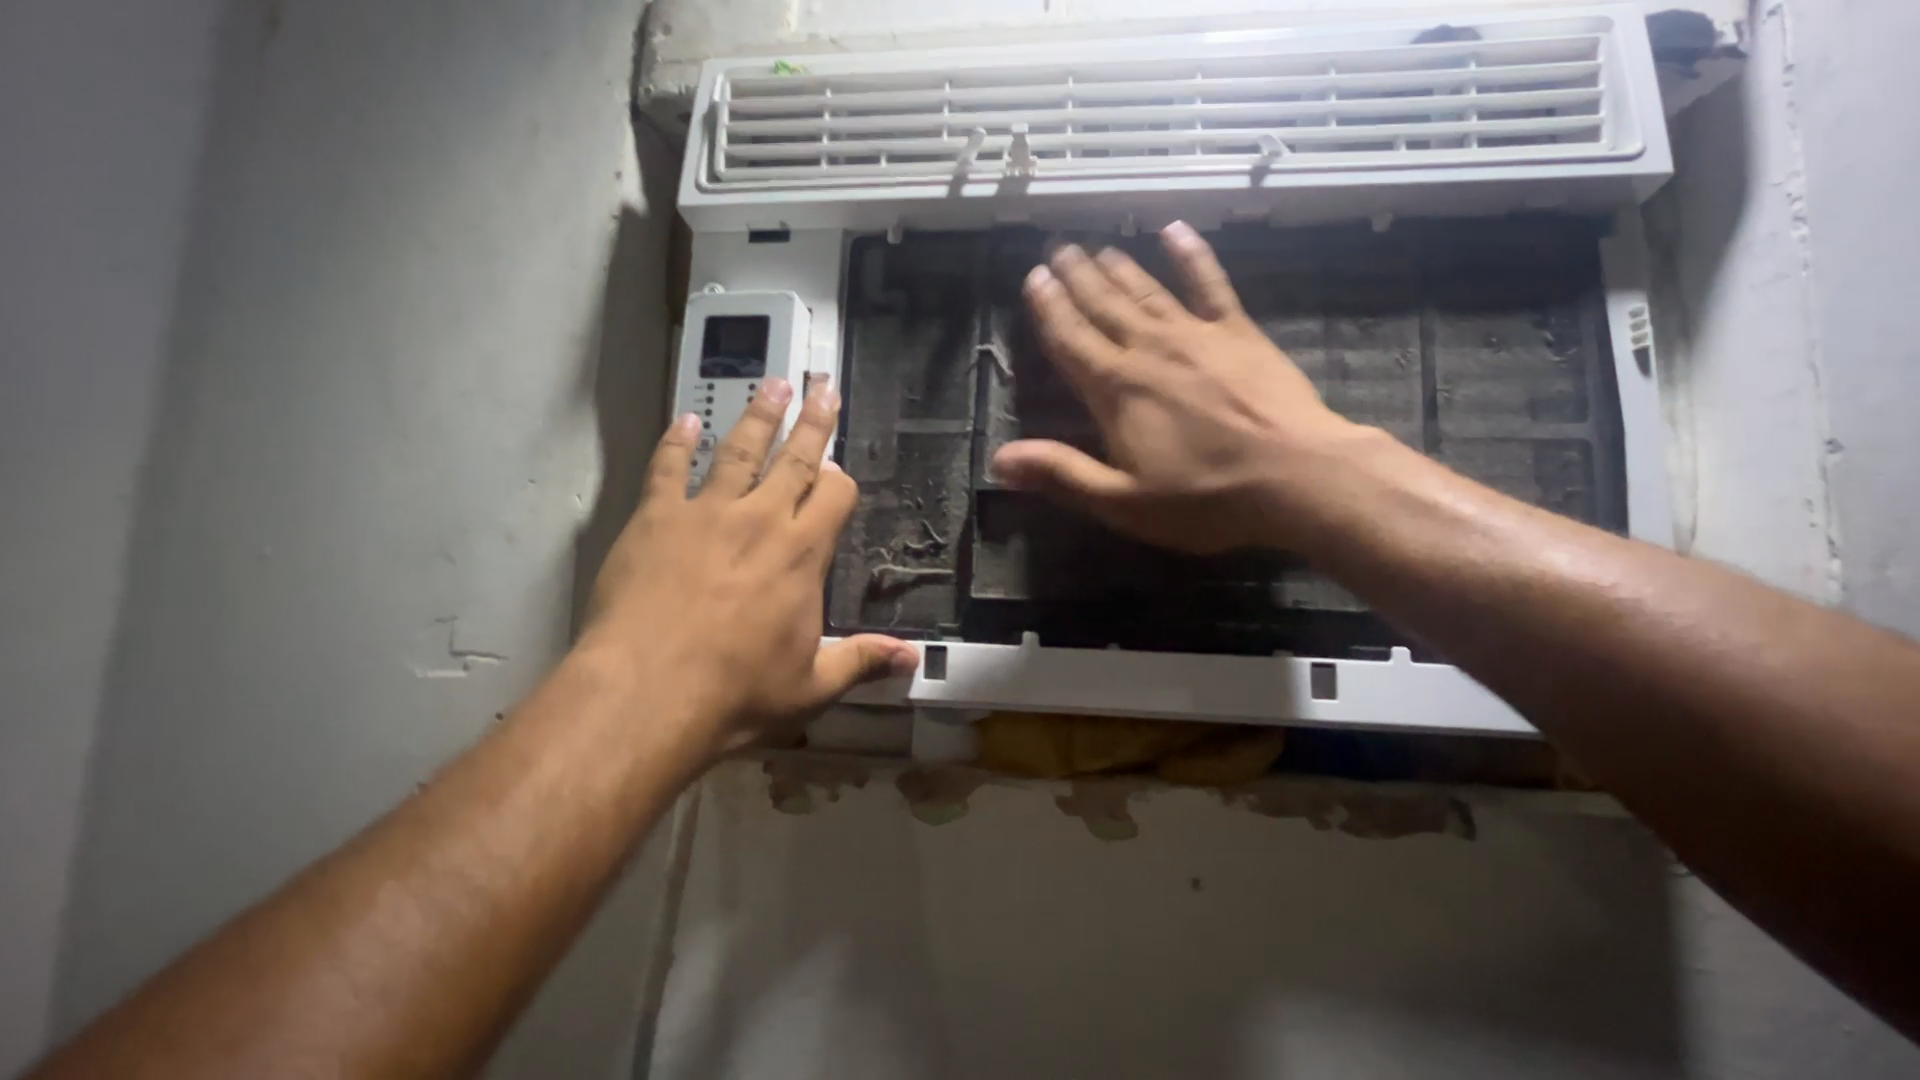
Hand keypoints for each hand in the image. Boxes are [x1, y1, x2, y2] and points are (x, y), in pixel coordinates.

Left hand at [581, 377, 917, 758]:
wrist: (647, 692)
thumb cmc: (737, 694)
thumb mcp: (812, 687)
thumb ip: (862, 661)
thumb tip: (914, 660)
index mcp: (801, 555)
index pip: (834, 498)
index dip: (840, 482)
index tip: (841, 471)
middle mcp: (759, 520)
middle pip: (794, 459)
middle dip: (812, 423)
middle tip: (822, 387)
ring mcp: (704, 513)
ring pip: (738, 451)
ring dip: (758, 417)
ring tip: (773, 383)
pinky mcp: (654, 519)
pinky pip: (667, 468)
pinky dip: (676, 442)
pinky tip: (686, 420)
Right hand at [991, 222, 1374, 555]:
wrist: (1298, 478)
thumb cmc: (1207, 499)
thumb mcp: (1124, 502)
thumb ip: (1062, 475)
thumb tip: (999, 459)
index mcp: (1116, 391)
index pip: (1070, 341)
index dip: (1049, 309)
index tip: (1034, 278)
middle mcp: (1149, 351)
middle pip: (1103, 307)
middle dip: (1077, 278)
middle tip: (1057, 249)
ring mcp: (1196, 335)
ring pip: (1146, 291)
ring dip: (1118, 268)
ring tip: (1097, 247)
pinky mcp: (1240, 332)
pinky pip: (1210, 284)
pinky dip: (1191, 256)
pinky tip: (1174, 232)